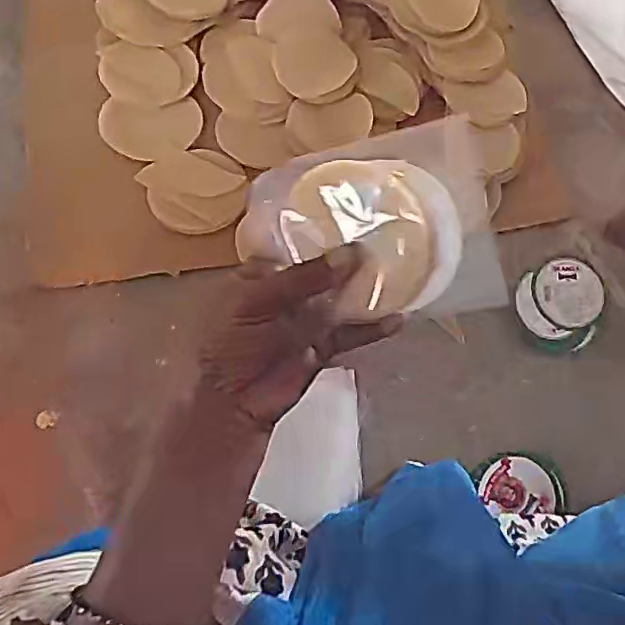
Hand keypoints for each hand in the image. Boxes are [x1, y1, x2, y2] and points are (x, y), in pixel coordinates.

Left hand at [196, 249, 400, 430]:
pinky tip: (395, 320)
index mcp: (262, 276)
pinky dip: (372, 329)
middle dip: (351, 264)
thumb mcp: (257, 300)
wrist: (227, 404)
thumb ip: (305, 278)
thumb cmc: (229, 343)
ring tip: (396, 277)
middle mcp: (286, 296)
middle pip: (325, 275)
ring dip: (365, 293)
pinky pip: (350, 334)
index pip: (296, 249)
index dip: (322, 235)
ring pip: (341, 303)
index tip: (356, 220)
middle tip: (386, 246)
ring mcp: (305, 323)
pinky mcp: (321, 348)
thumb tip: (352, 254)